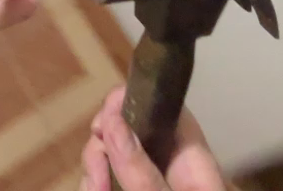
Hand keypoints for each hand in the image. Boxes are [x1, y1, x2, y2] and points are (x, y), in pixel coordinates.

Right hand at [80, 86, 226, 190]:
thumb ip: (143, 171)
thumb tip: (111, 121)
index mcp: (191, 157)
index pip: (159, 105)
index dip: (125, 101)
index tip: (102, 124)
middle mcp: (170, 163)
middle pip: (126, 128)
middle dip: (102, 145)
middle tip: (95, 174)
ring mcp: (152, 178)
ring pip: (111, 155)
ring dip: (93, 167)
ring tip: (93, 189)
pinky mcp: (133, 187)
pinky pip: (107, 178)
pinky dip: (94, 182)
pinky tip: (92, 190)